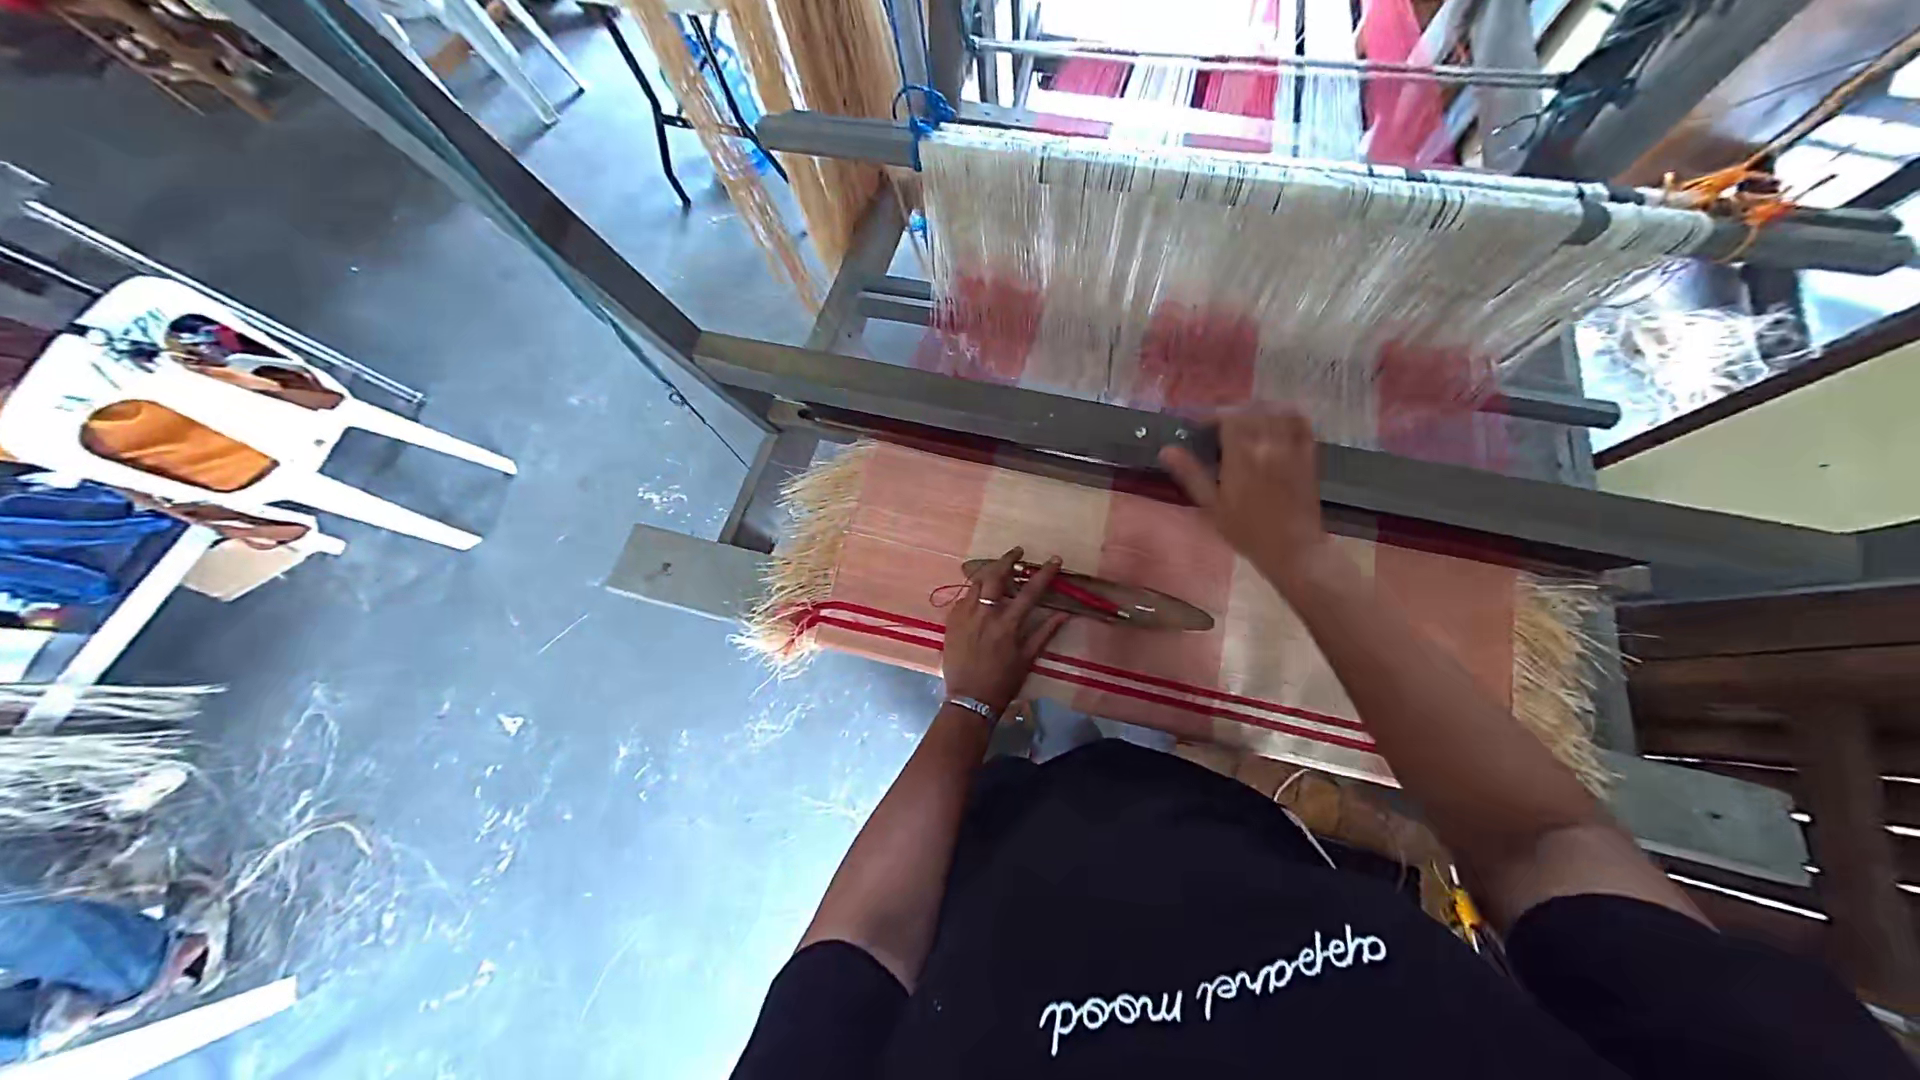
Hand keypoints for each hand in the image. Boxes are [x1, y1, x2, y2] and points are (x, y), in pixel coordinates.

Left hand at [941, 547, 1070, 712]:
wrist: (969, 698)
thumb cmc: (1003, 681)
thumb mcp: (1028, 658)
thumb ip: (1045, 633)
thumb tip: (1064, 614)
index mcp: (1008, 624)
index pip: (1031, 591)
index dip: (1045, 573)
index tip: (1055, 559)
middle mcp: (985, 614)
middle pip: (996, 575)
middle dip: (1008, 559)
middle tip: (1018, 552)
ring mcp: (965, 615)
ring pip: (977, 582)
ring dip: (990, 571)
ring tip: (999, 568)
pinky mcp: (951, 620)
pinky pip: (964, 597)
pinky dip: (974, 591)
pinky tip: (980, 593)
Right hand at [1158, 412, 1330, 578]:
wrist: (1291, 548)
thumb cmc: (1245, 531)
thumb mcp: (1211, 505)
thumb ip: (1191, 473)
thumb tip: (1166, 450)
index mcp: (1242, 456)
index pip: (1229, 418)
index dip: (1212, 416)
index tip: (1200, 426)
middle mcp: (1269, 445)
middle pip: (1251, 410)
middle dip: (1232, 412)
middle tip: (1217, 424)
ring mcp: (1292, 447)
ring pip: (1275, 411)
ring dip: (1257, 409)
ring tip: (1243, 420)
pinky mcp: (1308, 454)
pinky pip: (1300, 422)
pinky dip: (1286, 414)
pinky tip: (1274, 419)